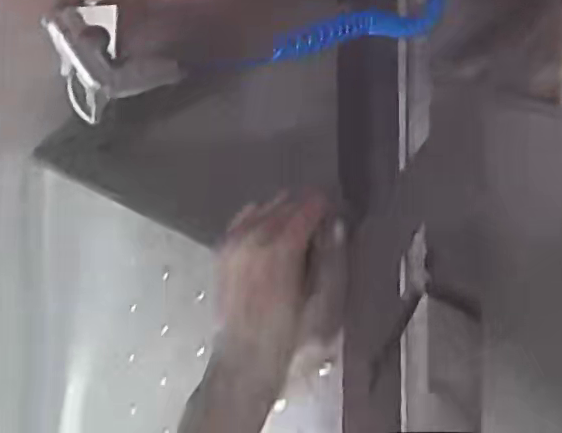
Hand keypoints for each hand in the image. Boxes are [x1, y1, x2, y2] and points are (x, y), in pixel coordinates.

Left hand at [216, 192, 327, 360]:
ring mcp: (235, 241)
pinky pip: (247, 215)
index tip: (335, 218)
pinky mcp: (223, 249)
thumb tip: (338, 222)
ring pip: (270, 205)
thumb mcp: (321, 299)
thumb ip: (332, 256)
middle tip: (320, 227)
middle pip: (291, 201)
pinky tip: (271, 230)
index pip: (312, 204)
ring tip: (297, 232)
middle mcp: (256, 237)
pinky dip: (262, 215)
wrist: (243, 362)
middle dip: (308, 208)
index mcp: (282, 248)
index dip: (328, 208)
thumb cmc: (289, 333)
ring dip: (287, 211)